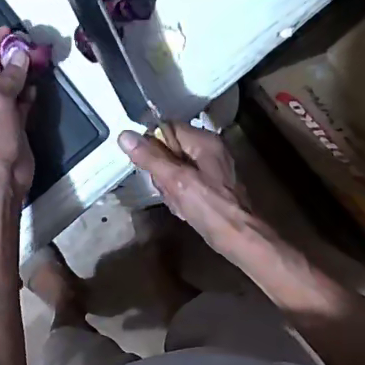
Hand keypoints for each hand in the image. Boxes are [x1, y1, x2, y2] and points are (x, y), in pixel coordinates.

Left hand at [0, 27, 36, 202]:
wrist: (1, 177)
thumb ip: (10, 77)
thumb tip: (21, 54)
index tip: (8, 28)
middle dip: (10, 57)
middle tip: (28, 41)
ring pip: (10, 86)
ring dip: (22, 73)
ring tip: (37, 56)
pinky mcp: (14, 124)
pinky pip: (20, 102)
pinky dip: (28, 92)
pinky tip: (37, 81)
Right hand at [119, 123, 257, 251]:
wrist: (238, 236)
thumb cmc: (208, 206)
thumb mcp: (175, 180)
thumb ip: (150, 157)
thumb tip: (125, 135)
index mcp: (204, 141)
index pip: (167, 127)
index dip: (151, 143)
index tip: (145, 163)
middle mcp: (209, 149)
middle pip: (170, 149)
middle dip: (161, 171)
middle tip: (166, 188)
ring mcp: (212, 168)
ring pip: (175, 169)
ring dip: (169, 186)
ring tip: (177, 202)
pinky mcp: (211, 185)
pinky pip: (185, 183)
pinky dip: (179, 195)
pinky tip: (183, 209)